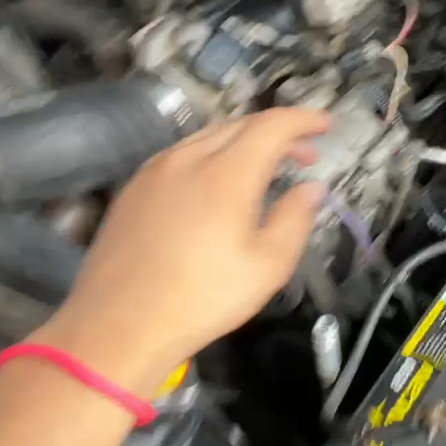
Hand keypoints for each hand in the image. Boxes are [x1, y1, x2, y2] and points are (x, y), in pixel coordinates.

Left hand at [31, 109, 330, 395]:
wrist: (119, 325)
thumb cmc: (203, 298)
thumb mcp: (268, 266)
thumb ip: (295, 218)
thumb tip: (312, 188)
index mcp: (226, 174)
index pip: (272, 126)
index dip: (303, 120)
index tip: (327, 124)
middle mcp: (188, 159)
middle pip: (240, 125)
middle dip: (278, 132)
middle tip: (305, 154)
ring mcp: (155, 170)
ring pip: (208, 136)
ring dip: (245, 142)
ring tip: (266, 167)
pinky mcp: (134, 188)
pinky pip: (182, 154)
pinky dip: (214, 154)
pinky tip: (219, 183)